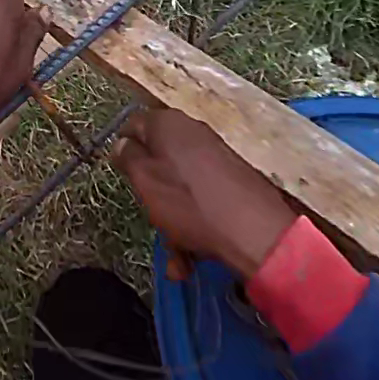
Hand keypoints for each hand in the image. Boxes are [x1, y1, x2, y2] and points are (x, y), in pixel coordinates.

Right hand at [112, 108, 296, 279]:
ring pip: (179, 184)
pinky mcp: (233, 179)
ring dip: (171, 219)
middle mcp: (192, 132)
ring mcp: (215, 155)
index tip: (121, 174)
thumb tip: (122, 143)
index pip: (132, 125)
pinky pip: (200, 197)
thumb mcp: (145, 180)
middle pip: (157, 159)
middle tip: (149, 215)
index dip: (123, 150)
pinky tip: (192, 256)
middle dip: (151, 192)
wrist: (257, 234)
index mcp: (167, 123)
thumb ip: (128, 157)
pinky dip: (193, 222)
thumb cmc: (189, 203)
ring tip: (176, 255)